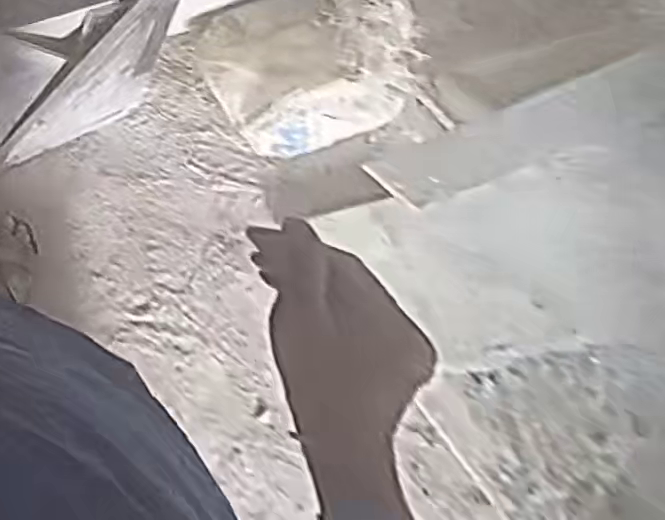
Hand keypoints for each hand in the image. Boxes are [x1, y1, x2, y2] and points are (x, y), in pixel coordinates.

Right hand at [250, 219, 434, 514]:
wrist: (337, 439)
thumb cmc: (315, 375)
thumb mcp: (300, 312)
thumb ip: (302, 265)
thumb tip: (298, 226)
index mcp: (389, 316)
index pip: (339, 262)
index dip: (296, 244)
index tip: (258, 235)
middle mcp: (406, 330)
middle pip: (346, 279)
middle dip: (301, 262)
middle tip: (258, 253)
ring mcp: (403, 350)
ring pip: (349, 299)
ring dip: (309, 284)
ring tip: (269, 276)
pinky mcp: (392, 364)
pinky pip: (356, 320)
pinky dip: (324, 306)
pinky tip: (297, 306)